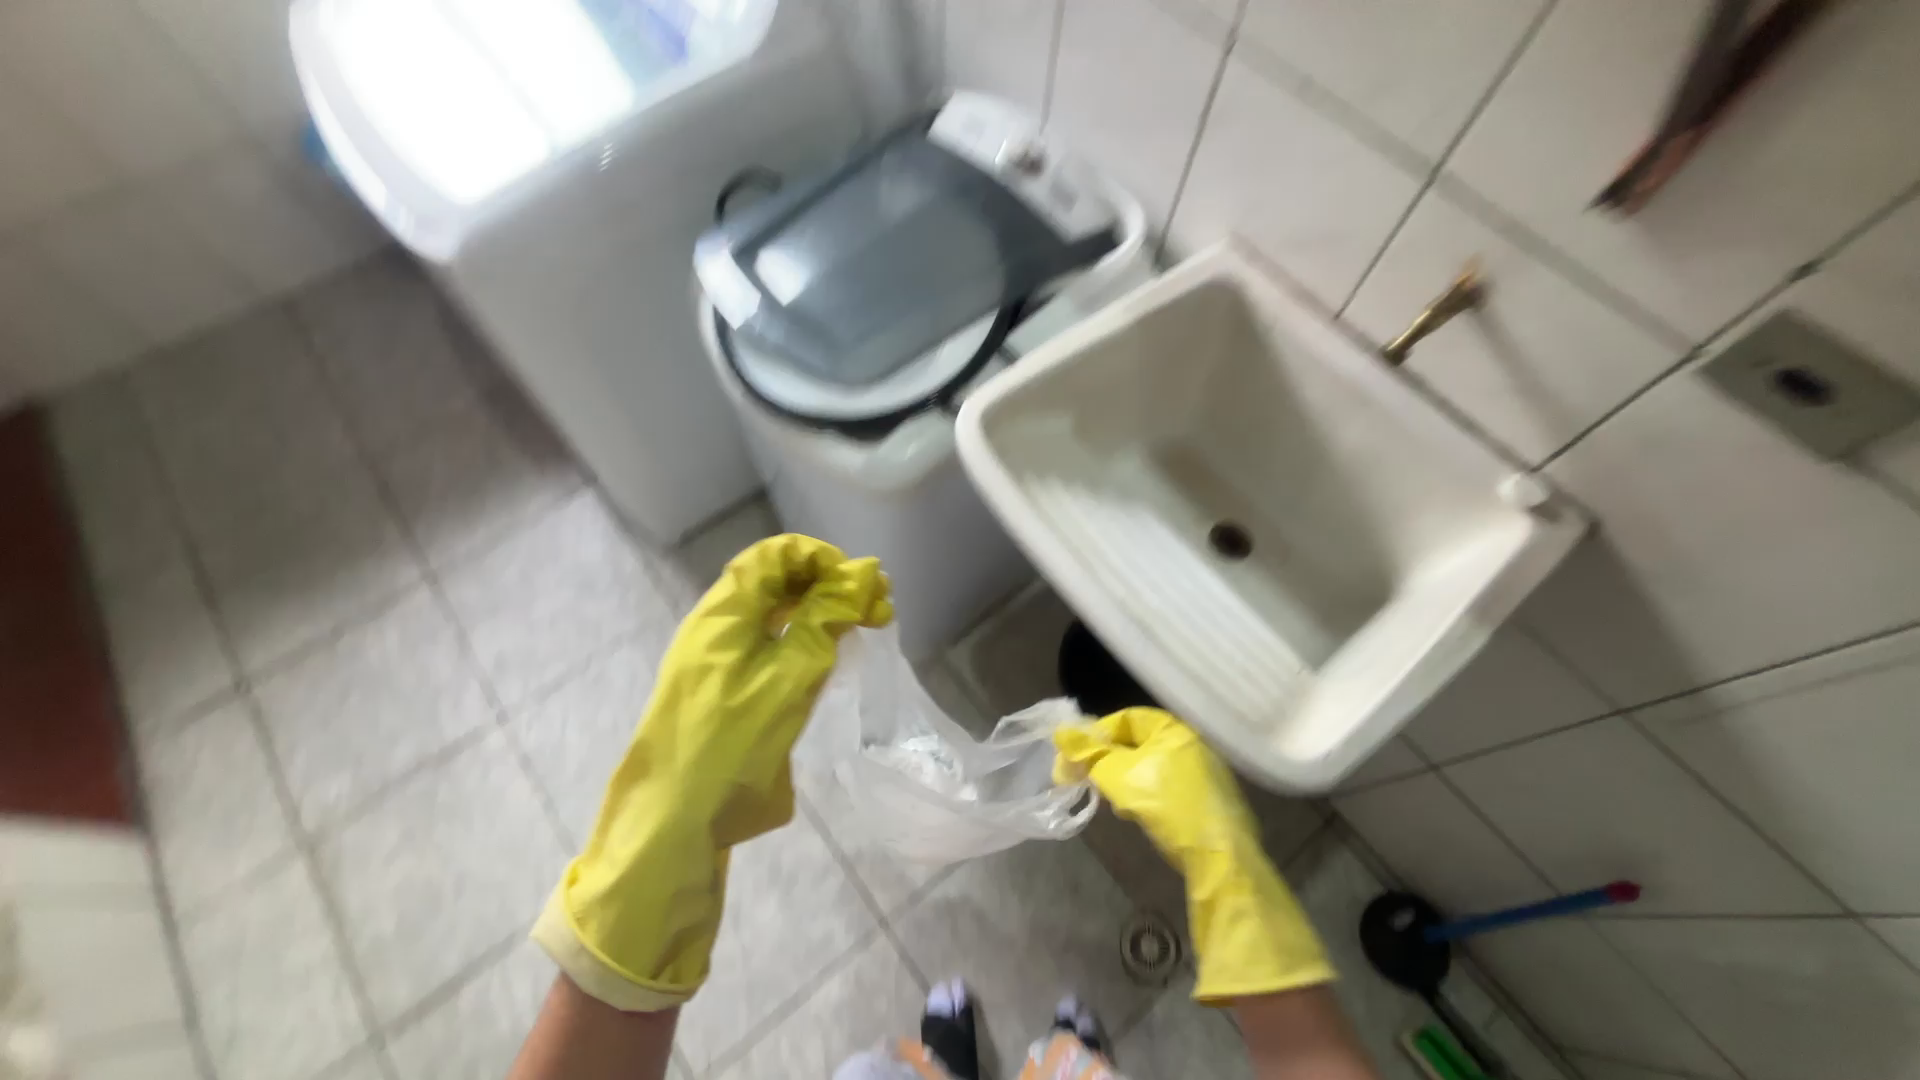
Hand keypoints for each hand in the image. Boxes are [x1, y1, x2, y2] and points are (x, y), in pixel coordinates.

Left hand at [533, 535, 890, 1010]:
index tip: (863, 585)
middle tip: (880, 608)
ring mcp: (720, 660)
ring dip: (824, 614)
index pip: (775, 555)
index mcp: (723, 612)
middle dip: (831, 585)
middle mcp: (718, 626)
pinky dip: (808, 643)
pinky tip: (834, 660)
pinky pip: (772, 648)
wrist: (676, 822)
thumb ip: (827, 618)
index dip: (822, 558)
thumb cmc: (732, 742)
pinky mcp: (728, 692)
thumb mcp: (791, 675)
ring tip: (868, 629)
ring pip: (778, 616)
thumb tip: (864, 571)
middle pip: (778, 581)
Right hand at [1055, 709, 1333, 1002]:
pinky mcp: (1208, 800)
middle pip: (1137, 743)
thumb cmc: (1169, 806)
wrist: (1222, 857)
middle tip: (1090, 781)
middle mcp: (1191, 744)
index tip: (1076, 757)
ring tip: (1115, 803)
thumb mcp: (1119, 777)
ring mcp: (1203, 773)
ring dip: (1125, 781)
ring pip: (1149, 767)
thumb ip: (1089, 755)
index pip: (1126, 718)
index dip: (1097, 734)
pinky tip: (1140, 816)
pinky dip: (1147, 796)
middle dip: (1108, 761)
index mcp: (1173, 729)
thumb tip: (1061, 734)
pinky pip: (1166, 787)